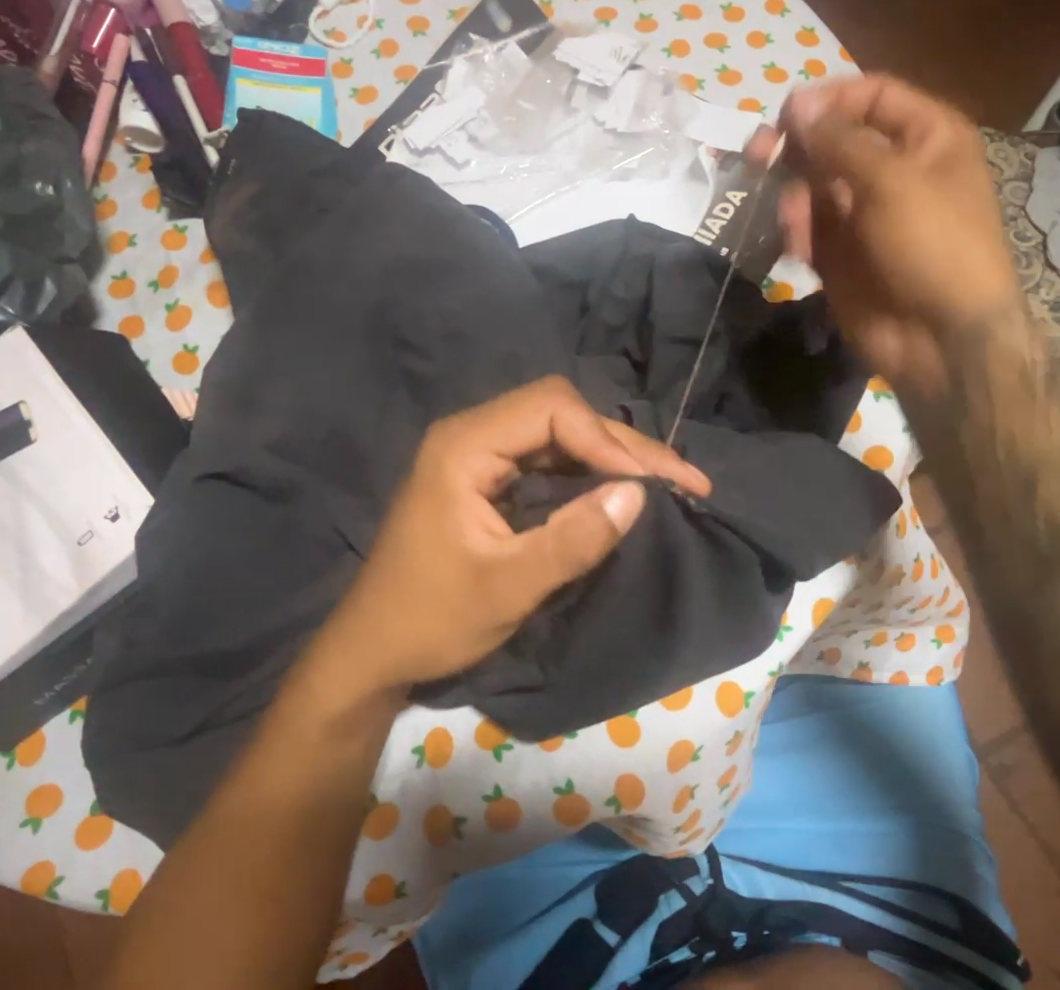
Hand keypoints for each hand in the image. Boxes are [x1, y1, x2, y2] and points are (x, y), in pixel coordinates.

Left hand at [301, 376, 712, 700]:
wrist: (374, 651)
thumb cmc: (432, 619)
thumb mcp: (509, 586)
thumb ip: (573, 540)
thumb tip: (639, 495)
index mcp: (464, 446)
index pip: (553, 409)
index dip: (608, 441)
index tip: (651, 487)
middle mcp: (471, 436)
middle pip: (561, 414)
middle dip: (623, 446)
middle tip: (685, 481)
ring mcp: (477, 457)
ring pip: (559, 435)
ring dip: (612, 458)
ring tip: (668, 485)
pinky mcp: (485, 481)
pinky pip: (547, 460)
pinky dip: (589, 474)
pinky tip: (622, 494)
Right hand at [748, 76, 1022, 392]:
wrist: (942, 338)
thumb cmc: (933, 244)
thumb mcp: (890, 180)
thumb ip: (838, 140)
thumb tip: (796, 104)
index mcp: (926, 137)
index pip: (872, 95)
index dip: (829, 99)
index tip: (788, 114)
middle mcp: (894, 169)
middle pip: (832, 139)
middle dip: (796, 147)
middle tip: (757, 155)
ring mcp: (864, 213)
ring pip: (812, 184)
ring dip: (792, 195)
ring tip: (789, 220)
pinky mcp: (840, 253)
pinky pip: (806, 227)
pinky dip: (796, 232)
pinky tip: (798, 250)